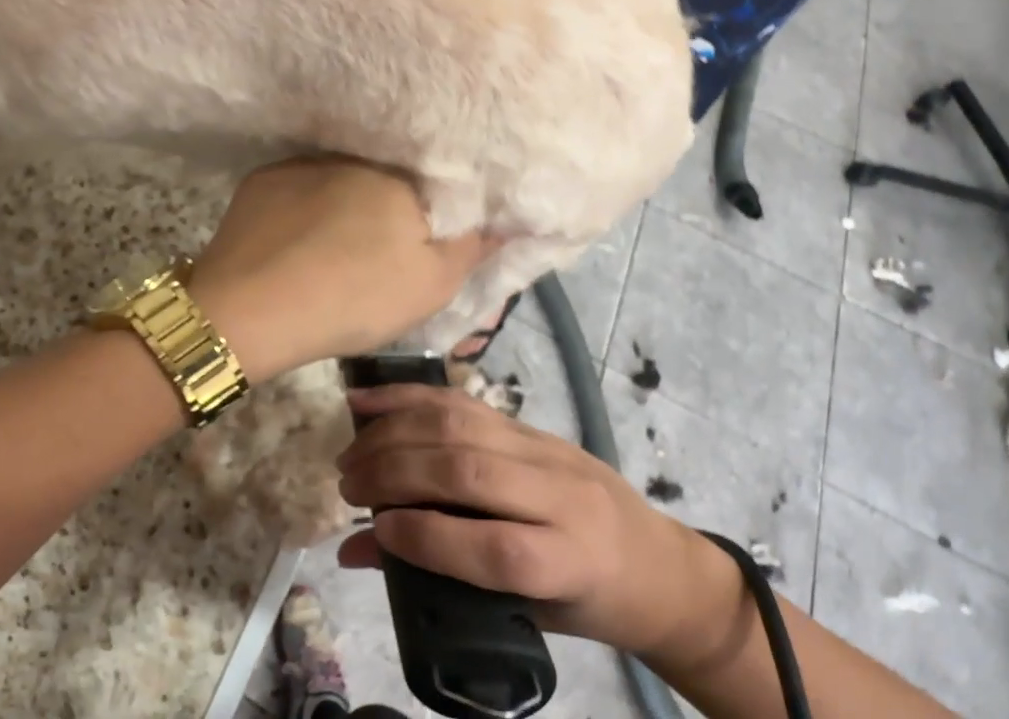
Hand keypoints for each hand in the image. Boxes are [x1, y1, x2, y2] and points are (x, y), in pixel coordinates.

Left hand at [185, 157, 496, 380]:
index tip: (435, 236)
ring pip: (339, 180)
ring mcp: (301, 165)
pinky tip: (297, 236)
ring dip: (345, 204)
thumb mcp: (430, 286)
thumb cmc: (351, 299)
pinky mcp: (261, 180)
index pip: (438, 182)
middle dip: (391, 205)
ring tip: (336, 242)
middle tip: (384, 247)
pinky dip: (305, 207)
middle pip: (386, 178)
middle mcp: (352, 157)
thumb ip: (472, 246)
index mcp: (401, 178)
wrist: (249, 309)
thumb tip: (508, 216)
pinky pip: (299, 188)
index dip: (441, 209)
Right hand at [333, 383, 739, 661]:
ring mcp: (548, 452)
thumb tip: (351, 553)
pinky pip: (463, 401)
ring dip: (393, 433)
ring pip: (460, 426)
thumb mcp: (523, 611)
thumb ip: (439, 578)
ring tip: (351, 453)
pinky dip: (408, 398)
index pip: (497, 547)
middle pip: (470, 472)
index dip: (429, 537)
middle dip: (395, 474)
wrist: (659, 566)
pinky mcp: (532, 424)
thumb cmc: (588, 604)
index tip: (375, 529)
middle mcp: (564, 499)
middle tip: (348, 486)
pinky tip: (367, 401)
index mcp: (573, 564)